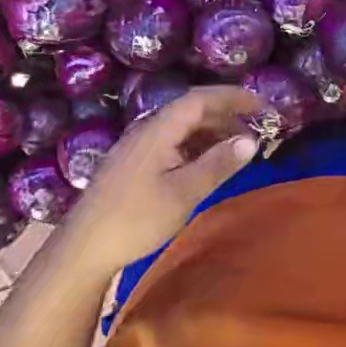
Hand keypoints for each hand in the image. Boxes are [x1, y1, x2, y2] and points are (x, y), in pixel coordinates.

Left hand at [62, 86, 263, 269]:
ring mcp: (138, 148)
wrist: (83, 249)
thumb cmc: (136, 219)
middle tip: (257, 131)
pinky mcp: (133, 165)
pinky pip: (172, 143)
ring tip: (238, 149)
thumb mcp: (184, 192)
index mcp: (158, 129)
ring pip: (182, 129)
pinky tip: (207, 165)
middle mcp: (147, 130)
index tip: (262, 106)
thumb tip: (251, 140)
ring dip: (212, 133)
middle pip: (191, 111)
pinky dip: (197, 147)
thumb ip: (218, 164)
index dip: (233, 97)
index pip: (200, 99)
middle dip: (226, 116)